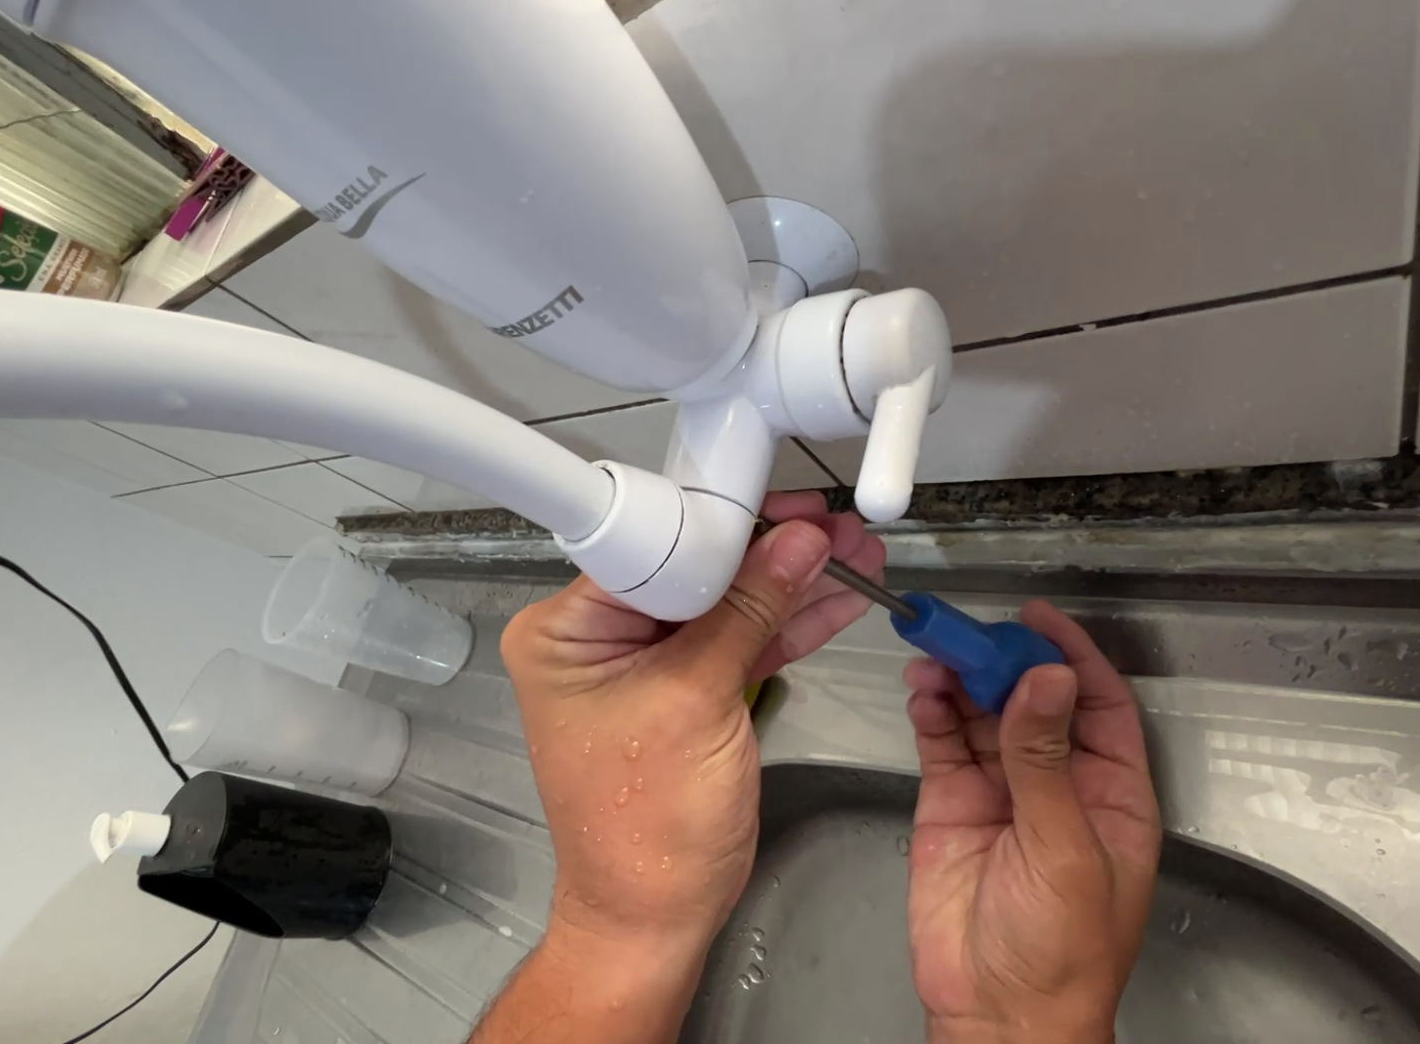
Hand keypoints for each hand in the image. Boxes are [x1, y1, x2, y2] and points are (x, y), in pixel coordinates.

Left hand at [502, 490, 883, 948]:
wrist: (656, 913)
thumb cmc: (645, 825)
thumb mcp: (692, 702)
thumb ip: (747, 614)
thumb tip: (796, 543)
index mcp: (567, 630)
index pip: (646, 549)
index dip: (715, 525)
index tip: (776, 506)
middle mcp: (601, 635)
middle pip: (694, 569)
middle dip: (767, 551)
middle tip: (829, 525)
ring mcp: (649, 659)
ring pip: (727, 602)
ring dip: (791, 583)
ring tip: (852, 551)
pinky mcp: (690, 683)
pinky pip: (741, 639)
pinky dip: (789, 622)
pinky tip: (835, 597)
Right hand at [903, 601, 1160, 1043]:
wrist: (994, 1008)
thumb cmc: (1060, 945)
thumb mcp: (1063, 848)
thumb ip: (1044, 759)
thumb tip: (1047, 677)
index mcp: (1106, 791)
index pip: (1096, 705)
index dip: (1071, 657)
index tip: (1038, 619)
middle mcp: (1052, 778)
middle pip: (1029, 700)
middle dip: (1001, 663)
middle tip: (969, 635)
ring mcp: (997, 785)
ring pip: (979, 713)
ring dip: (958, 681)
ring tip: (935, 658)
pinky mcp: (950, 796)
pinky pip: (940, 739)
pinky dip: (929, 712)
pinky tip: (922, 694)